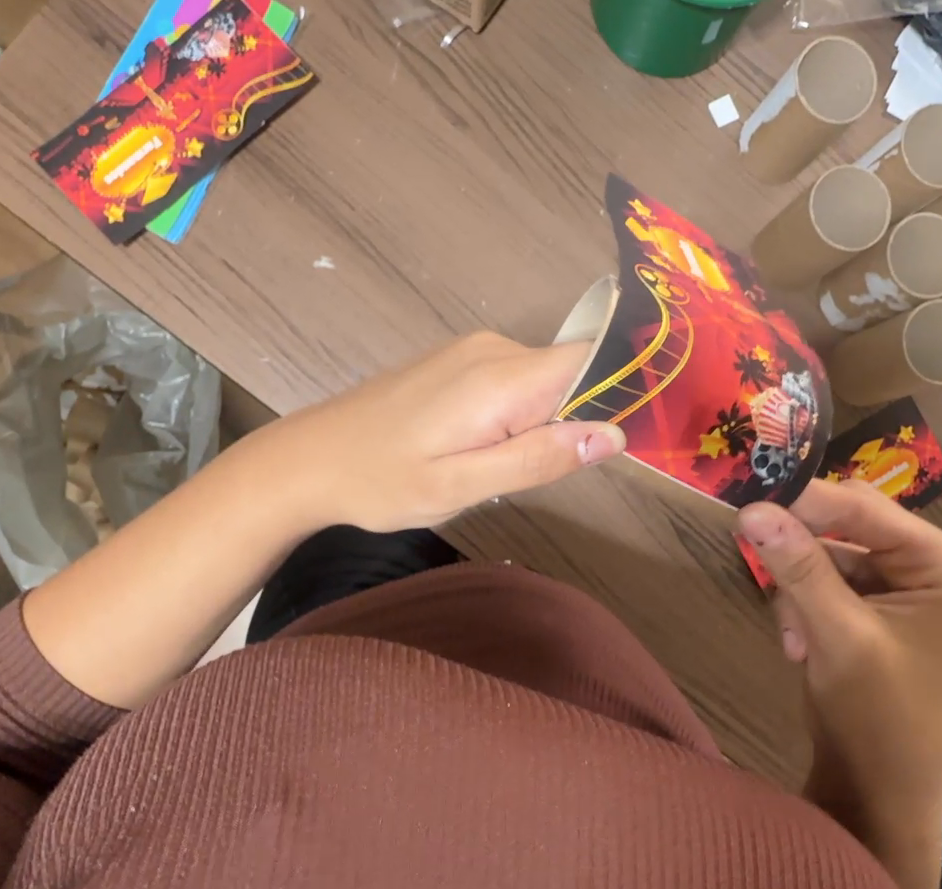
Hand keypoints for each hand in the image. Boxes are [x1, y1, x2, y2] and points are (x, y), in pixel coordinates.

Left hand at [271, 332, 626, 531]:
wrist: (310, 459)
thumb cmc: (382, 481)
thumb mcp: (463, 485)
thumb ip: (538, 459)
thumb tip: (613, 435)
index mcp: (502, 378)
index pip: (593, 364)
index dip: (620, 395)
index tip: (632, 438)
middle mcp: (494, 350)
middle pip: (571, 375)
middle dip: (573, 422)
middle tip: (538, 474)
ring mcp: (473, 352)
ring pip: (542, 382)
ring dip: (540, 424)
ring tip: (496, 466)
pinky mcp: (457, 362)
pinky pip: (513, 382)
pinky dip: (516, 415)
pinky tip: (480, 449)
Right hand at [736, 480, 941, 888]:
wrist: (882, 790)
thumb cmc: (877, 715)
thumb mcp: (837, 635)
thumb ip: (798, 568)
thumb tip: (751, 509)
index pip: (863, 508)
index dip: (804, 502)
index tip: (744, 503)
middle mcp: (933, 565)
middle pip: (847, 526)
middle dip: (803, 556)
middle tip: (764, 574)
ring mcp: (907, 588)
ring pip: (829, 554)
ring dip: (799, 590)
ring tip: (796, 638)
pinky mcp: (880, 610)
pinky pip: (828, 582)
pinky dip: (804, 607)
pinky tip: (801, 645)